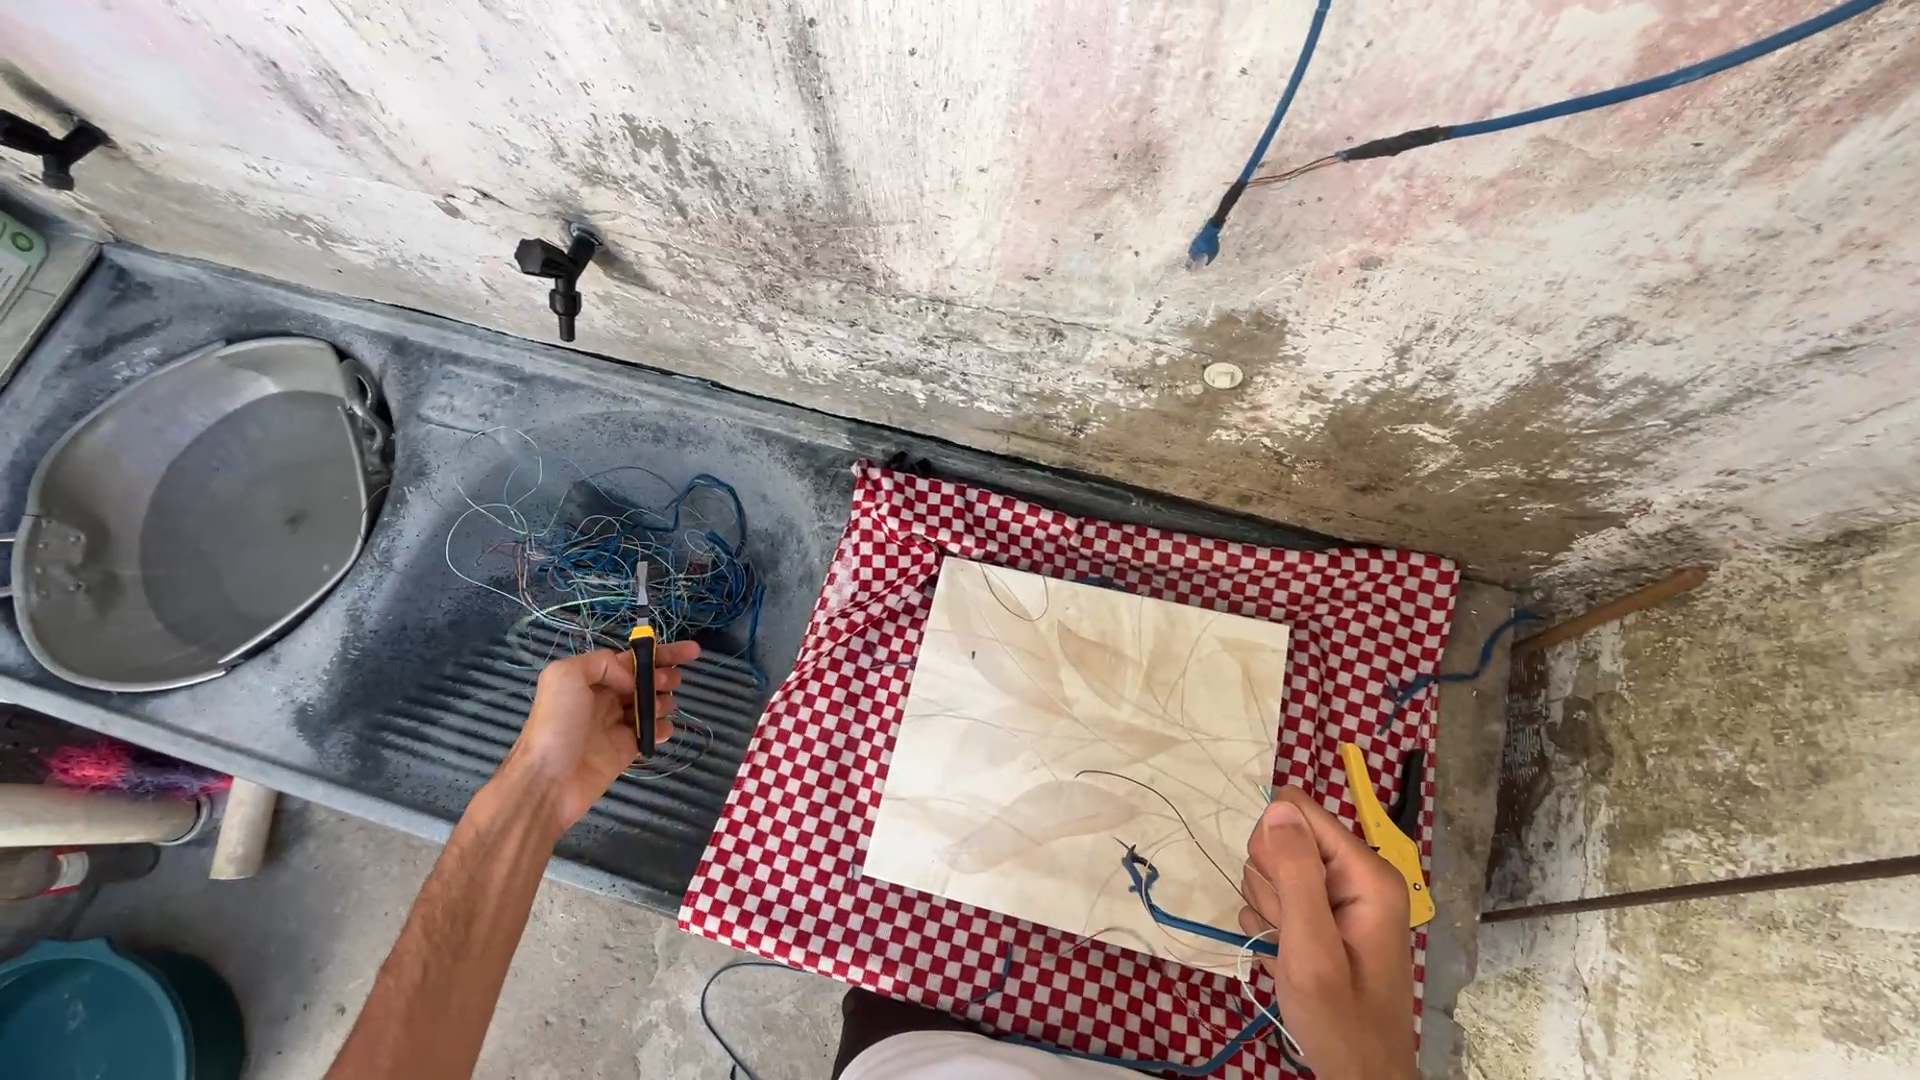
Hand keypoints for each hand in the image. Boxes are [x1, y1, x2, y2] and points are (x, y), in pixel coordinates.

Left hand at [495, 642, 701, 833]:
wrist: (548, 780)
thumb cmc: (556, 725)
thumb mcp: (565, 676)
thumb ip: (602, 663)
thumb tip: (631, 681)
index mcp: (591, 678)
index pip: (632, 658)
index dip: (661, 652)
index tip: (692, 651)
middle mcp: (605, 698)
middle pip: (646, 680)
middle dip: (664, 676)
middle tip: (668, 683)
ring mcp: (617, 724)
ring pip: (653, 704)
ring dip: (665, 701)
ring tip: (662, 707)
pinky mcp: (627, 749)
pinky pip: (653, 732)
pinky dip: (663, 728)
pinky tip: (660, 730)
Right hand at [1239, 787, 1415, 1079]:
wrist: (1356, 1076)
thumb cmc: (1340, 1018)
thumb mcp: (1312, 947)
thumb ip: (1295, 873)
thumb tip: (1277, 806)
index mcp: (1366, 872)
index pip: (1298, 810)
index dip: (1273, 843)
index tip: (1280, 891)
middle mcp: (1355, 874)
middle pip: (1280, 837)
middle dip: (1271, 882)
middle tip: (1290, 930)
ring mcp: (1336, 895)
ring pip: (1270, 866)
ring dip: (1268, 906)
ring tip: (1291, 949)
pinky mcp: (1317, 915)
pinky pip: (1271, 894)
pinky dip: (1268, 923)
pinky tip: (1285, 954)